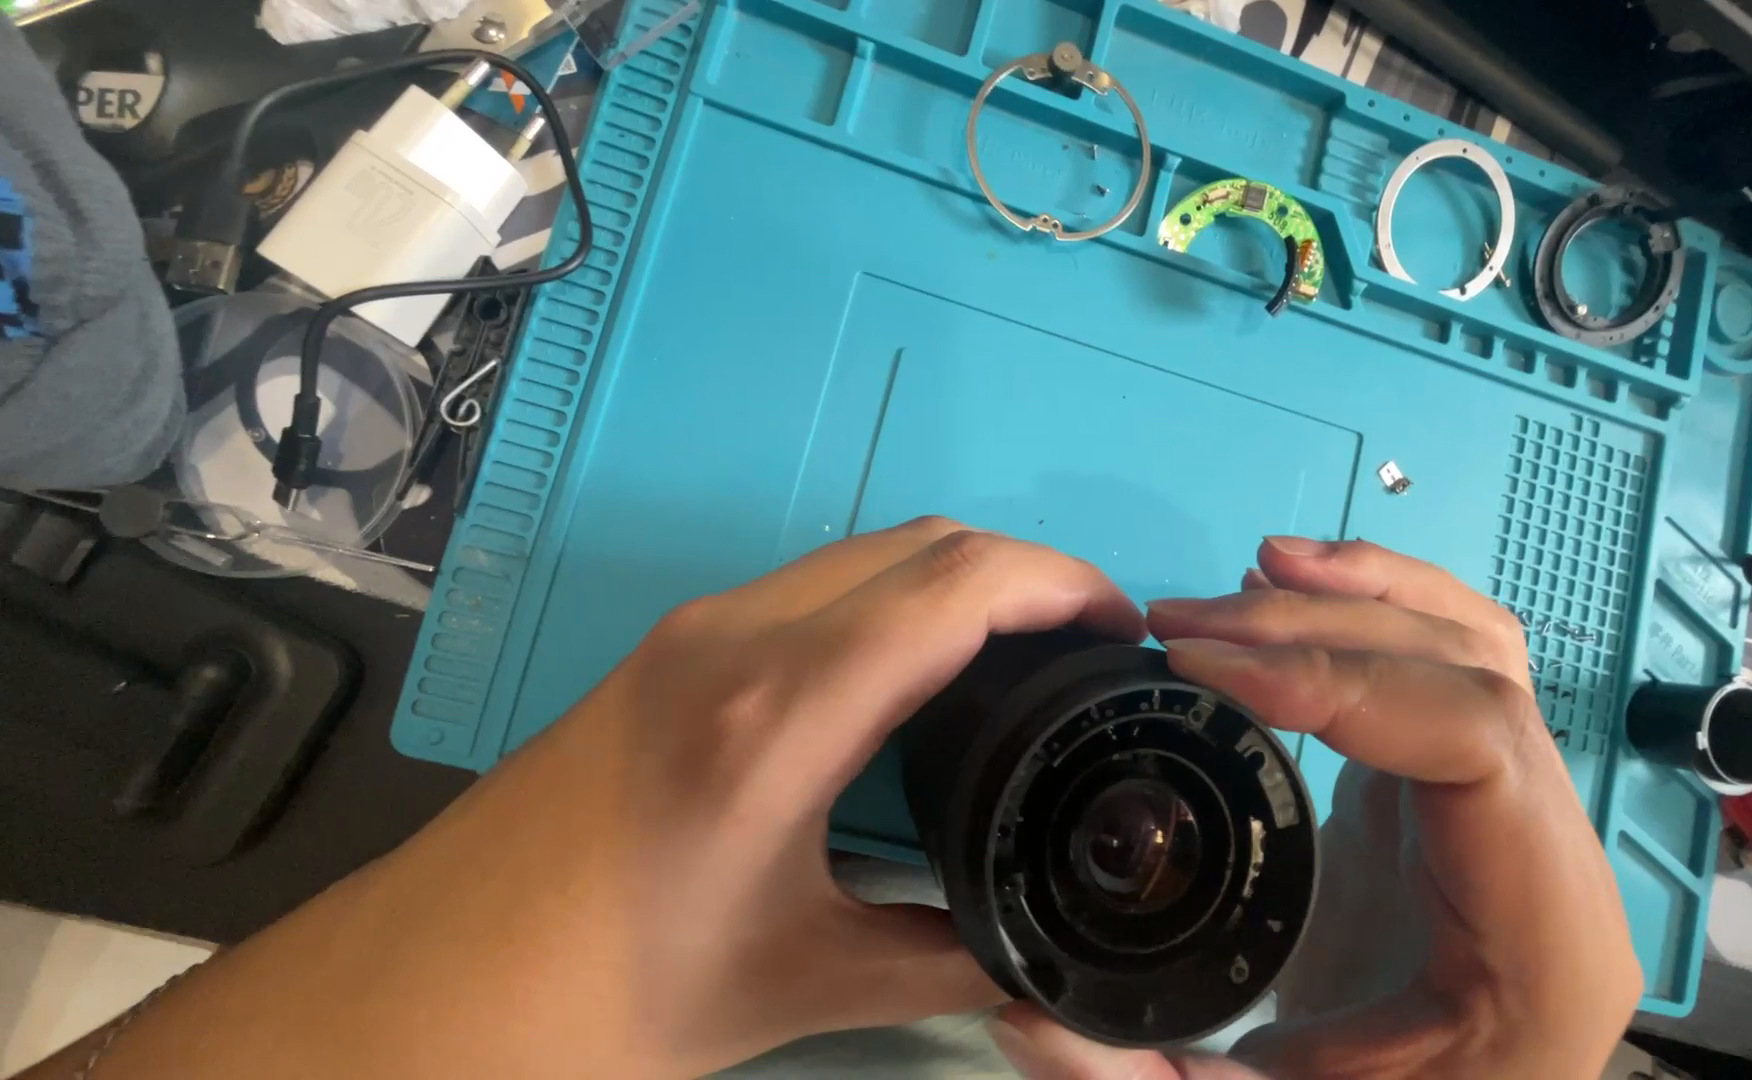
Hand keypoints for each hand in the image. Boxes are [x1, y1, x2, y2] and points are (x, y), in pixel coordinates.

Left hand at [75, 518, 1144, 1079]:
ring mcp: (707, 623)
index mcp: (783, 708)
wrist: (428, 982)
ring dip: (962, 577)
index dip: (1059, 584)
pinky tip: (925, 662)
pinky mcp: (685, 638)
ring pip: (873, 551)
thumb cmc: (608, 995)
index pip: (952, 587)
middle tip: (1086, 642)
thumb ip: (949, 962)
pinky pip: (827, 581)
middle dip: (1025, 571)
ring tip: (1022, 646)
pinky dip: (903, 595)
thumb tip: (1053, 972)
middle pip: (922, 542)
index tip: (1122, 628)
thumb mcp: (800, 982)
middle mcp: (745, 632)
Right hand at [990, 538, 1639, 1079]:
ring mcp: (1513, 794)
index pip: (1468, 739)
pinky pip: (1452, 645)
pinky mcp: (1462, 768)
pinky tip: (1300, 575)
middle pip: (1454, 668)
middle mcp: (1545, 840)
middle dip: (1303, 626)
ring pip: (1466, 638)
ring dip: (1351, 586)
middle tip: (1176, 625)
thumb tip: (1018, 1011)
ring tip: (1246, 568)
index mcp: (1533, 925)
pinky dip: (1380, 589)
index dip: (1327, 680)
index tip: (1195, 667)